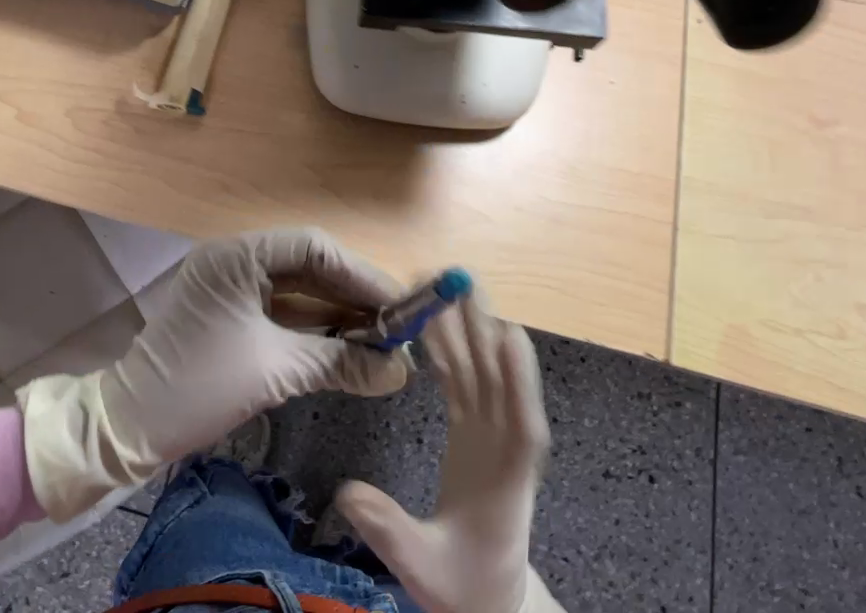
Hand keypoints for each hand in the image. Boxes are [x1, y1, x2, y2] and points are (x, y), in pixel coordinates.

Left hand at [17, 228, 410, 519]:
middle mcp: (235, 260)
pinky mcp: (231, 313)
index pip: (314, 247)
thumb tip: (399, 372)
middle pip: (308, 265)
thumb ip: (340, 363)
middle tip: (397, 326)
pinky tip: (347, 346)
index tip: (398, 306)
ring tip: (381, 339)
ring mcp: (231, 286)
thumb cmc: (199, 386)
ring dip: (336, 313)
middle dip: (353, 296)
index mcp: (237, 256)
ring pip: (298, 289)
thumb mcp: (276, 371)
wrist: (131, 426)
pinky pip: (282, 310)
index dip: (360, 275)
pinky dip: (313, 327)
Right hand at [334, 295, 563, 612]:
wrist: (485, 595)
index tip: (508, 336)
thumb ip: (387, 529)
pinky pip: (463, 383)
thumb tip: (344, 491)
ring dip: (464, 332)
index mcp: (506, 482)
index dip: (518, 382)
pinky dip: (449, 354)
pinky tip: (431, 328)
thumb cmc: (463, 585)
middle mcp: (504, 447)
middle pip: (500, 382)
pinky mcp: (473, 432)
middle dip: (482, 332)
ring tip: (441, 291)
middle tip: (459, 284)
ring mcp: (490, 435)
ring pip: (481, 374)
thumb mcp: (419, 566)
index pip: (521, 428)